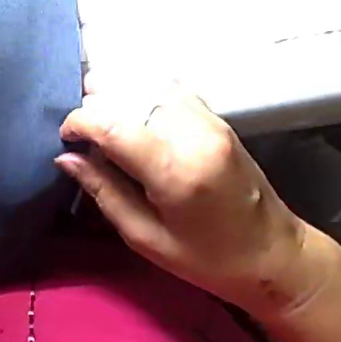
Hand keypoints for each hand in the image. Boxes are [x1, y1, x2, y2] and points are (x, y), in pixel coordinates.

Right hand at [56, 87, 340, 320]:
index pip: (111, 123)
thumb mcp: (143, 236)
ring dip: (116, 96)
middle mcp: (193, 133)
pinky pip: (167, 88)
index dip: (77, 123)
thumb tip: (66, 157)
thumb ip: (102, 190)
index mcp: (175, 171)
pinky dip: (142, 94)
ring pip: (145, 82)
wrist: (275, 255)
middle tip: (84, 135)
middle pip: (125, 93)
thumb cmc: (206, 259)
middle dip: (94, 107)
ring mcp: (208, 119)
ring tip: (104, 123)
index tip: (65, 139)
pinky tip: (134, 116)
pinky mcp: (215, 116)